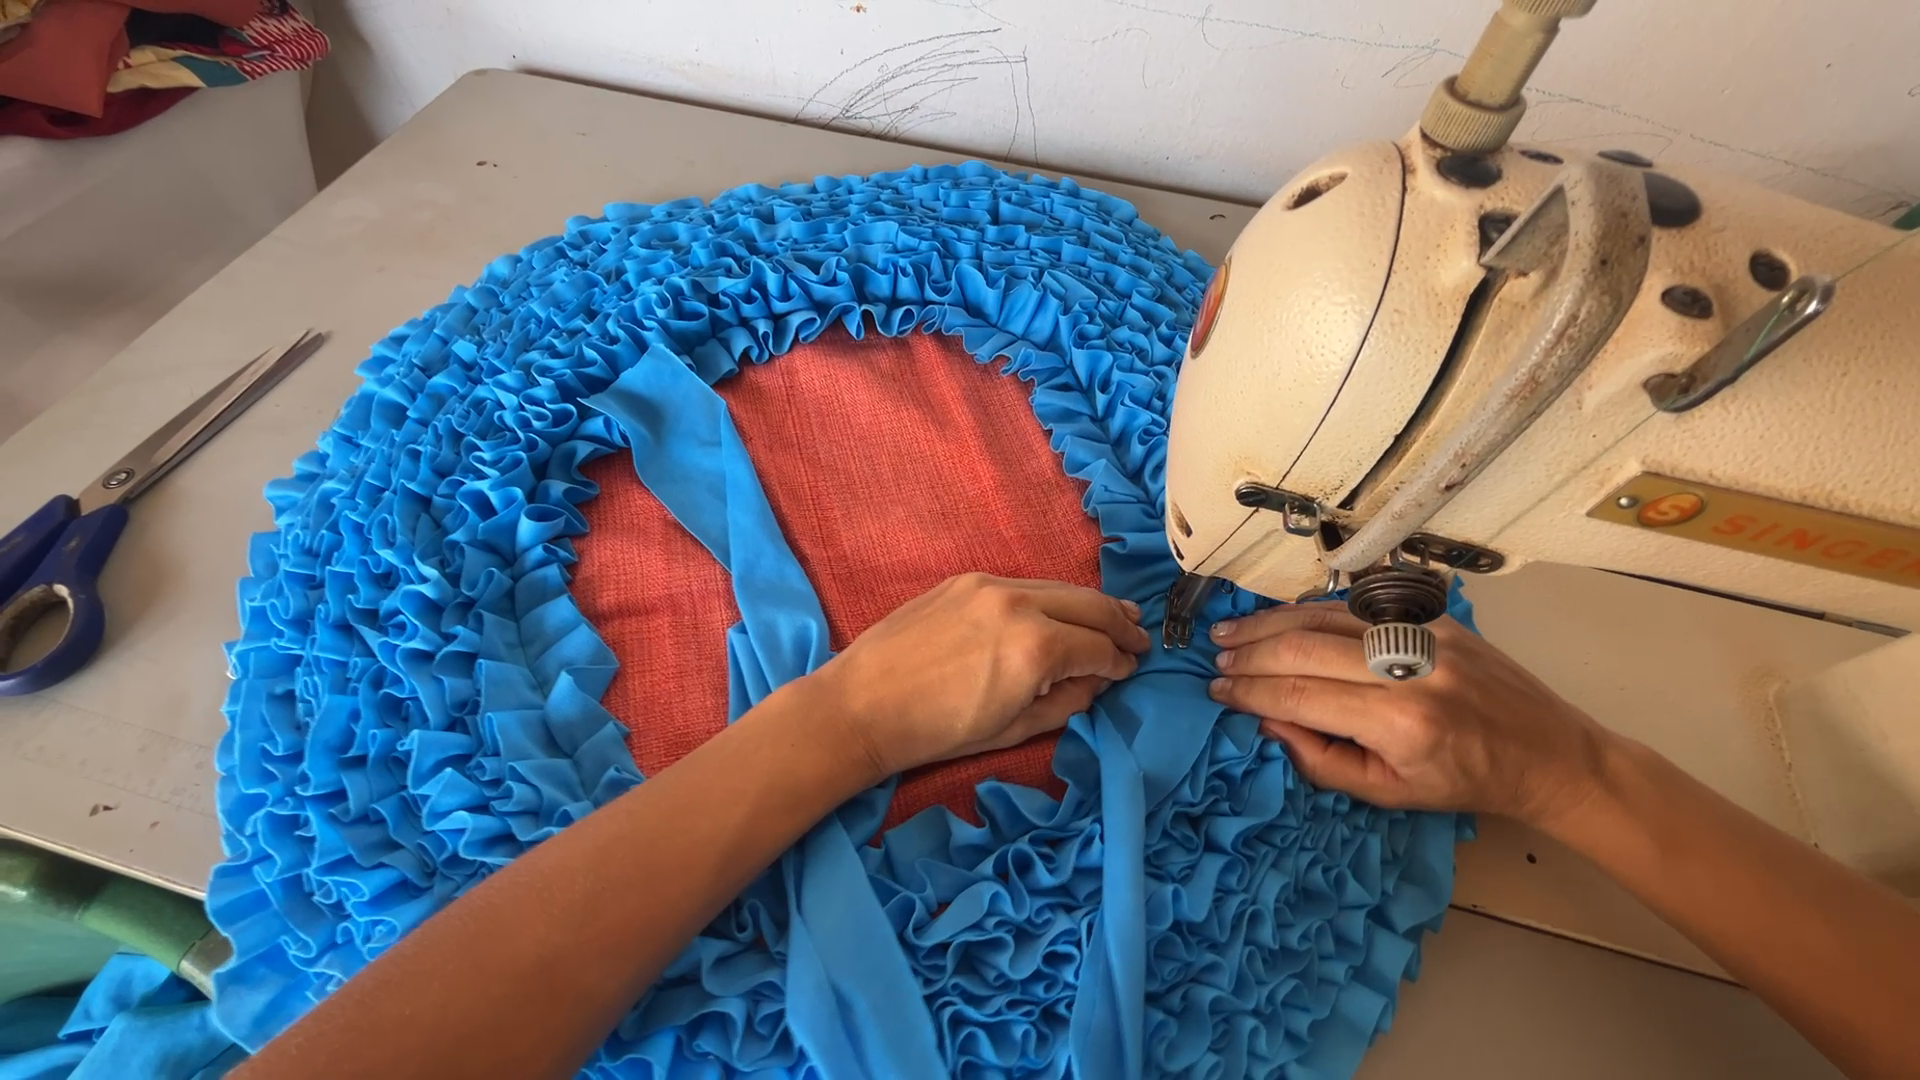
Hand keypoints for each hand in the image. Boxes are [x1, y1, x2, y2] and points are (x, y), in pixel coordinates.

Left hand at [806, 573, 1149, 779]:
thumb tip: (1096, 682)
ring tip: (1114, 616)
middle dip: (1120, 622)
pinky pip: (1023, 584)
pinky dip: (1050, 597)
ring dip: (1089, 604)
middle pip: (1089, 605)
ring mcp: (989, 584)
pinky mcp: (966, 579)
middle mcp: (1019, 603)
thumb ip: (1066, 702)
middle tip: (1139, 637)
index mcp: (1036, 647)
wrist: (863, 704)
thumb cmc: (937, 732)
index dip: (1120, 662)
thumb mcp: (1012, 730)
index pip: (1098, 648)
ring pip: (1058, 587)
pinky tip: (1056, 610)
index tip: (1131, 669)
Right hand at [1207, 603, 1610, 829]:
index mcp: (1401, 724)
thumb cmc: (1464, 782)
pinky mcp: (1432, 615)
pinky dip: (1305, 611)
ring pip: (1323, 616)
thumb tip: (1266, 720)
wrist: (1551, 753)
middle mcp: (1410, 670)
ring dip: (1268, 624)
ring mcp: (1423, 633)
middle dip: (1250, 654)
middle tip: (1216, 660)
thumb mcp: (1388, 793)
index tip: (1217, 691)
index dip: (1250, 693)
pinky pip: (1352, 606)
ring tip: (1229, 633)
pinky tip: (1276, 620)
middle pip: (1304, 648)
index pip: (1300, 696)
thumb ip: (1319, 760)